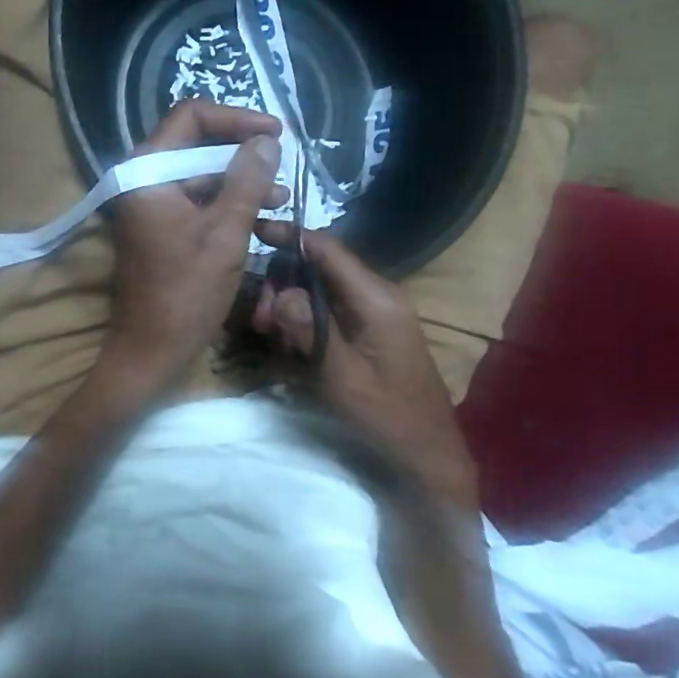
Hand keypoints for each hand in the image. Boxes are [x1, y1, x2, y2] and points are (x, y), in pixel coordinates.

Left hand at [105, 100, 284, 382]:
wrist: (151, 350)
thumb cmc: (186, 292)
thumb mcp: (226, 233)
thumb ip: (247, 181)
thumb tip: (267, 140)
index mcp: (147, 173)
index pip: (191, 117)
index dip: (236, 119)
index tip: (276, 133)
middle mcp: (143, 181)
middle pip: (197, 145)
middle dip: (243, 156)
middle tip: (282, 168)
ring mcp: (151, 206)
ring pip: (201, 178)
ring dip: (241, 185)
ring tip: (281, 201)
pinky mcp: (161, 229)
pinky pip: (198, 204)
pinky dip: (228, 209)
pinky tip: (264, 223)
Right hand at [249, 223, 469, 488]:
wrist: (423, 447)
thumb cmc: (384, 412)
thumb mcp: (340, 374)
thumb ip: (310, 328)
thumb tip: (281, 292)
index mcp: (376, 298)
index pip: (327, 249)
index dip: (290, 236)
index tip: (255, 230)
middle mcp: (378, 294)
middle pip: (318, 268)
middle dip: (282, 285)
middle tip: (258, 320)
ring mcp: (375, 309)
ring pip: (319, 287)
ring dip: (289, 304)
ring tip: (271, 335)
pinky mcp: (370, 325)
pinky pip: (328, 307)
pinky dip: (304, 317)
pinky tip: (290, 343)